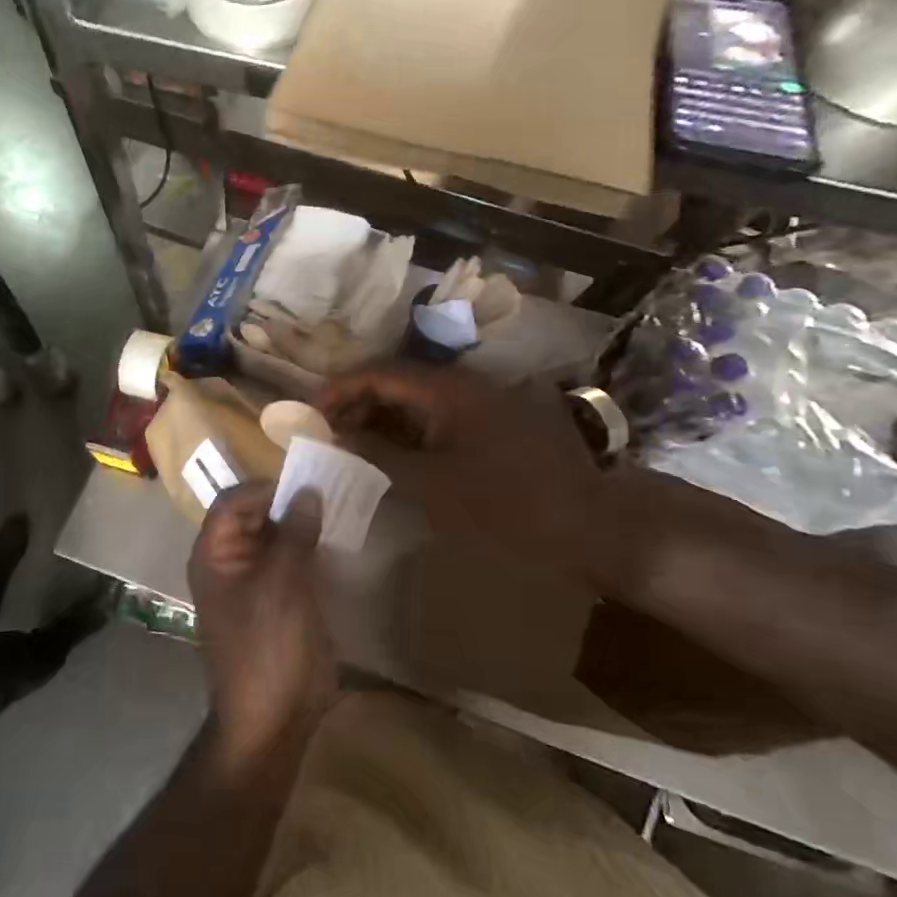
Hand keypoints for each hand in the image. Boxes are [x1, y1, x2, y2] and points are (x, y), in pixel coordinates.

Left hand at [188, 483, 337, 757]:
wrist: (273, 718)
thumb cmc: (268, 648)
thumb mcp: (281, 586)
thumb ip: (294, 535)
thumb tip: (308, 492)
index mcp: (215, 556)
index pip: (233, 503)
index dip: (265, 489)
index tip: (307, 486)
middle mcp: (231, 562)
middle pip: (255, 516)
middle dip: (289, 503)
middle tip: (331, 493)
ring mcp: (256, 582)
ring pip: (278, 538)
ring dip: (305, 525)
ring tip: (340, 511)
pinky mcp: (281, 600)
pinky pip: (294, 562)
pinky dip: (313, 549)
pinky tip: (339, 543)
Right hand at [318, 363, 606, 570]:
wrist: (585, 523)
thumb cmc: (503, 503)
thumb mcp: (430, 483)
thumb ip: (377, 455)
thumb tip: (337, 436)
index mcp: (448, 390)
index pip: (380, 372)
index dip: (341, 388)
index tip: (311, 413)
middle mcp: (464, 387)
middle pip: (398, 382)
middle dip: (358, 404)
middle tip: (328, 433)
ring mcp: (481, 406)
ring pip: (417, 402)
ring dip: (381, 419)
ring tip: (352, 446)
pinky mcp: (490, 428)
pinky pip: (437, 420)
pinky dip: (407, 434)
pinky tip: (391, 457)